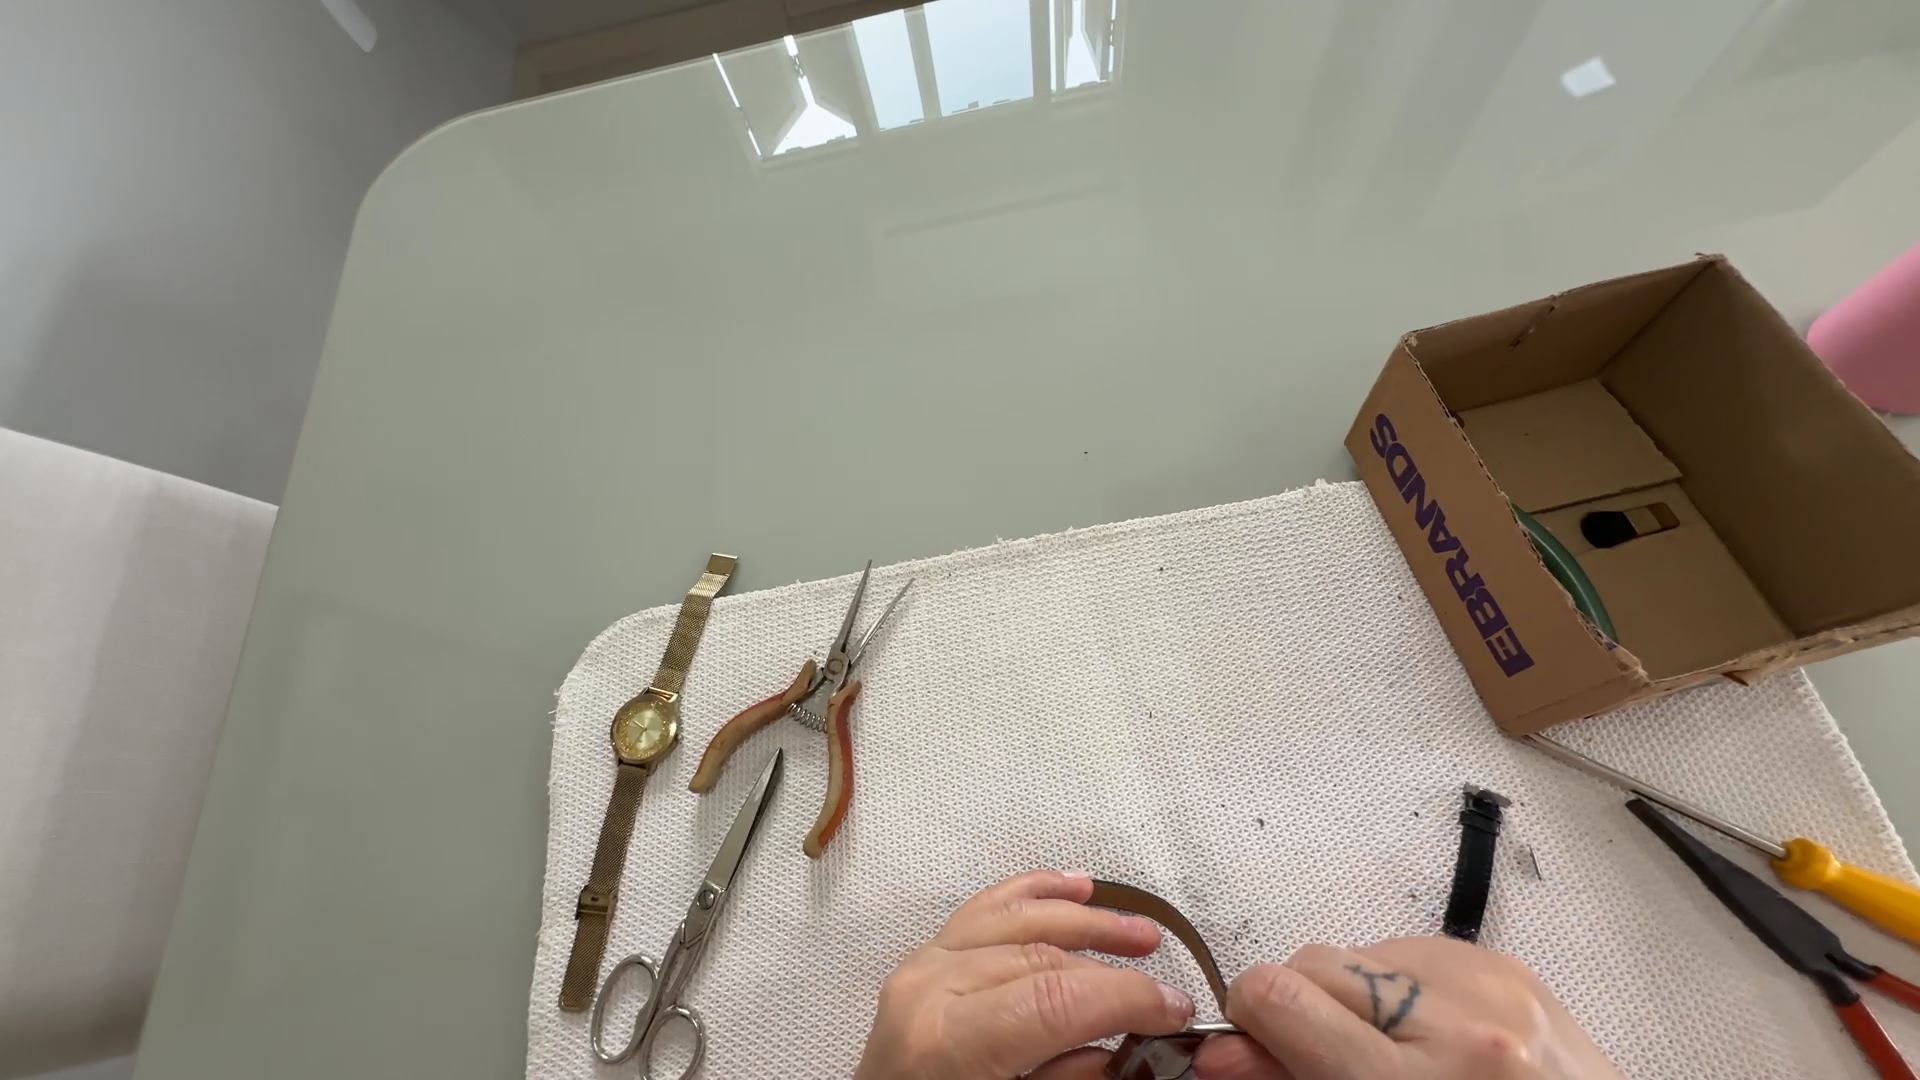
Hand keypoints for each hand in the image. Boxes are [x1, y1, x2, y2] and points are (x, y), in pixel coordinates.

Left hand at [853, 870, 1196, 1079]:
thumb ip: (1067, 1078)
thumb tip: (1127, 1045)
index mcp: (946, 1040)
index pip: (1051, 999)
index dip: (1121, 997)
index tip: (1173, 1007)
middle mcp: (931, 985)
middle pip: (1040, 955)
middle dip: (1111, 965)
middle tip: (1165, 983)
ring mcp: (923, 962)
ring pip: (1018, 917)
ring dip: (1084, 919)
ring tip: (1140, 930)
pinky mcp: (926, 955)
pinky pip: (985, 909)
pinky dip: (1033, 891)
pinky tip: (1074, 885)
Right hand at [1193, 936, 1623, 1079]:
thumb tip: (1212, 1054)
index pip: (1277, 995)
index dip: (1250, 1017)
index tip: (1263, 1047)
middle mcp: (1459, 1016)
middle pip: (1308, 962)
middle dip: (1303, 1007)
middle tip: (1332, 1057)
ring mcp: (1486, 978)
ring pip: (1350, 951)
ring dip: (1351, 996)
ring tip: (1397, 1052)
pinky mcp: (1500, 958)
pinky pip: (1399, 947)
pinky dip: (1394, 988)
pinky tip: (1429, 1033)